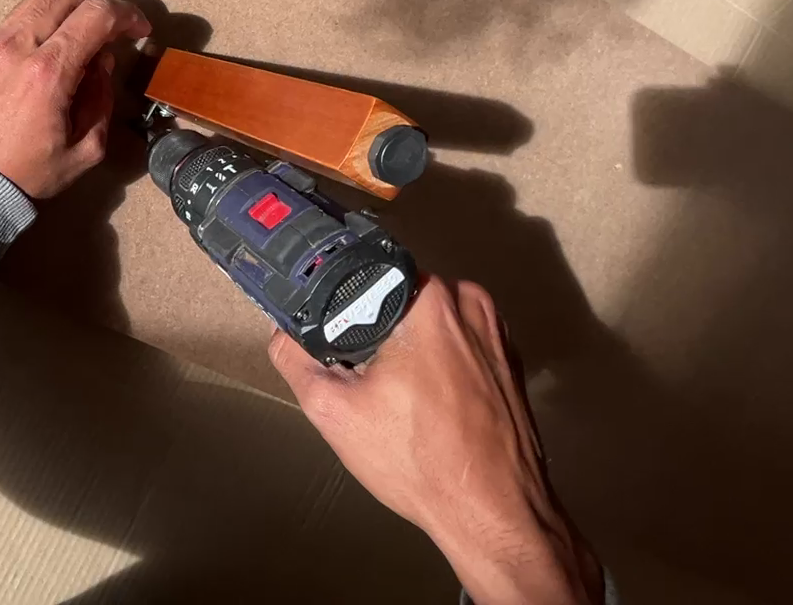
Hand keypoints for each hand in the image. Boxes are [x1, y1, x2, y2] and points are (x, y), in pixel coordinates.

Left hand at [0, 0, 150, 198]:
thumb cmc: (27, 172)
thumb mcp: (86, 150)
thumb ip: (103, 99)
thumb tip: (102, 61)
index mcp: (48, 72)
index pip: (96, 15)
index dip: (128, 15)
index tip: (141, 31)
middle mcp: (20, 45)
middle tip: (120, 21)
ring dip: (75, 0)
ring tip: (92, 25)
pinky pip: (23, 12)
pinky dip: (50, 12)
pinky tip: (62, 36)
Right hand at [271, 276, 601, 604]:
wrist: (496, 519)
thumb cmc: (420, 461)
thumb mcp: (331, 409)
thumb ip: (293, 357)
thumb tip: (282, 333)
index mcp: (427, 301)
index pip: (363, 273)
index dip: (338, 303)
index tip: (332, 335)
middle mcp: (468, 304)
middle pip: (393, 295)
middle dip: (371, 325)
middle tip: (360, 369)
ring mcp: (496, 332)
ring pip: (424, 316)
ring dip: (404, 340)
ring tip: (393, 386)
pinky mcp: (510, 361)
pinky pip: (455, 339)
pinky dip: (435, 358)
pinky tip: (424, 398)